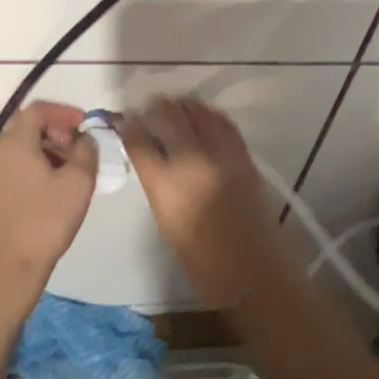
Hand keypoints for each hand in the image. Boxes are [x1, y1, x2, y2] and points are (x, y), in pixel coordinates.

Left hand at [0, 101, 97, 285]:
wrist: (12, 264)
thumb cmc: (46, 219)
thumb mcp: (78, 182)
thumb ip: (86, 151)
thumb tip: (85, 139)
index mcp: (16, 142)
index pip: (37, 109)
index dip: (64, 111)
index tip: (85, 125)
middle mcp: (0, 151)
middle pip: (27, 124)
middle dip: (56, 128)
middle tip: (79, 145)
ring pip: (23, 145)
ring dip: (49, 147)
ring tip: (73, 168)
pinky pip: (18, 163)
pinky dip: (39, 163)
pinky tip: (57, 185)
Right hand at [121, 96, 286, 305]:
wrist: (253, 272)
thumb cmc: (201, 259)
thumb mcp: (165, 219)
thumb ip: (156, 182)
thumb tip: (151, 155)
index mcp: (163, 183)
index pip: (138, 140)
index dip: (129, 124)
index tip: (125, 118)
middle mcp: (190, 161)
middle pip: (167, 116)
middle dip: (153, 108)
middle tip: (148, 108)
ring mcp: (220, 155)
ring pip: (197, 112)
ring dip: (182, 106)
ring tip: (174, 108)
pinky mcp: (243, 156)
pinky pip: (223, 123)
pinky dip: (209, 115)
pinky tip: (203, 117)